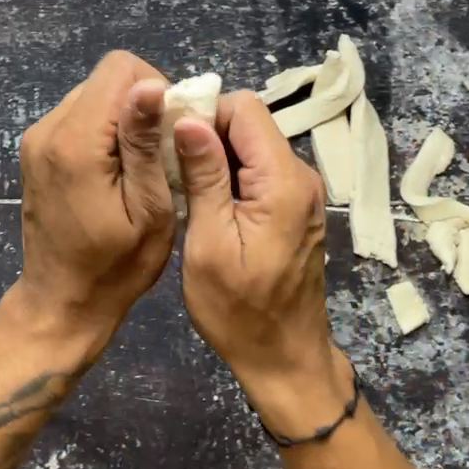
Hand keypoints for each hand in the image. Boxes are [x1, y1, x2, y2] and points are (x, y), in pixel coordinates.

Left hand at [12, 51, 176, 356]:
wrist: (61, 300)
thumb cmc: (114, 266)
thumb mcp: (148, 210)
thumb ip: (145, 143)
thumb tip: (150, 85)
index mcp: (74, 141)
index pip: (118, 69)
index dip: (155, 88)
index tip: (170, 132)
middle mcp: (47, 129)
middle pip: (104, 80)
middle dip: (140, 105)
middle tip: (161, 153)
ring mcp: (36, 139)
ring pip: (91, 96)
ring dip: (122, 119)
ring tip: (140, 165)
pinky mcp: (35, 150)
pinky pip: (77, 117)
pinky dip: (103, 132)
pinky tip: (116, 170)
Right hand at [175, 90, 354, 438]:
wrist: (284, 358)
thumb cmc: (239, 310)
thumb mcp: (209, 243)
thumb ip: (204, 177)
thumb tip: (189, 120)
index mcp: (284, 181)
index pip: (244, 109)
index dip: (203, 114)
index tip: (167, 140)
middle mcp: (301, 177)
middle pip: (249, 123)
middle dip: (205, 133)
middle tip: (166, 164)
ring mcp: (302, 192)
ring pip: (251, 146)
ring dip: (214, 155)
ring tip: (179, 184)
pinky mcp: (295, 208)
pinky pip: (258, 170)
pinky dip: (228, 175)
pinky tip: (202, 200)